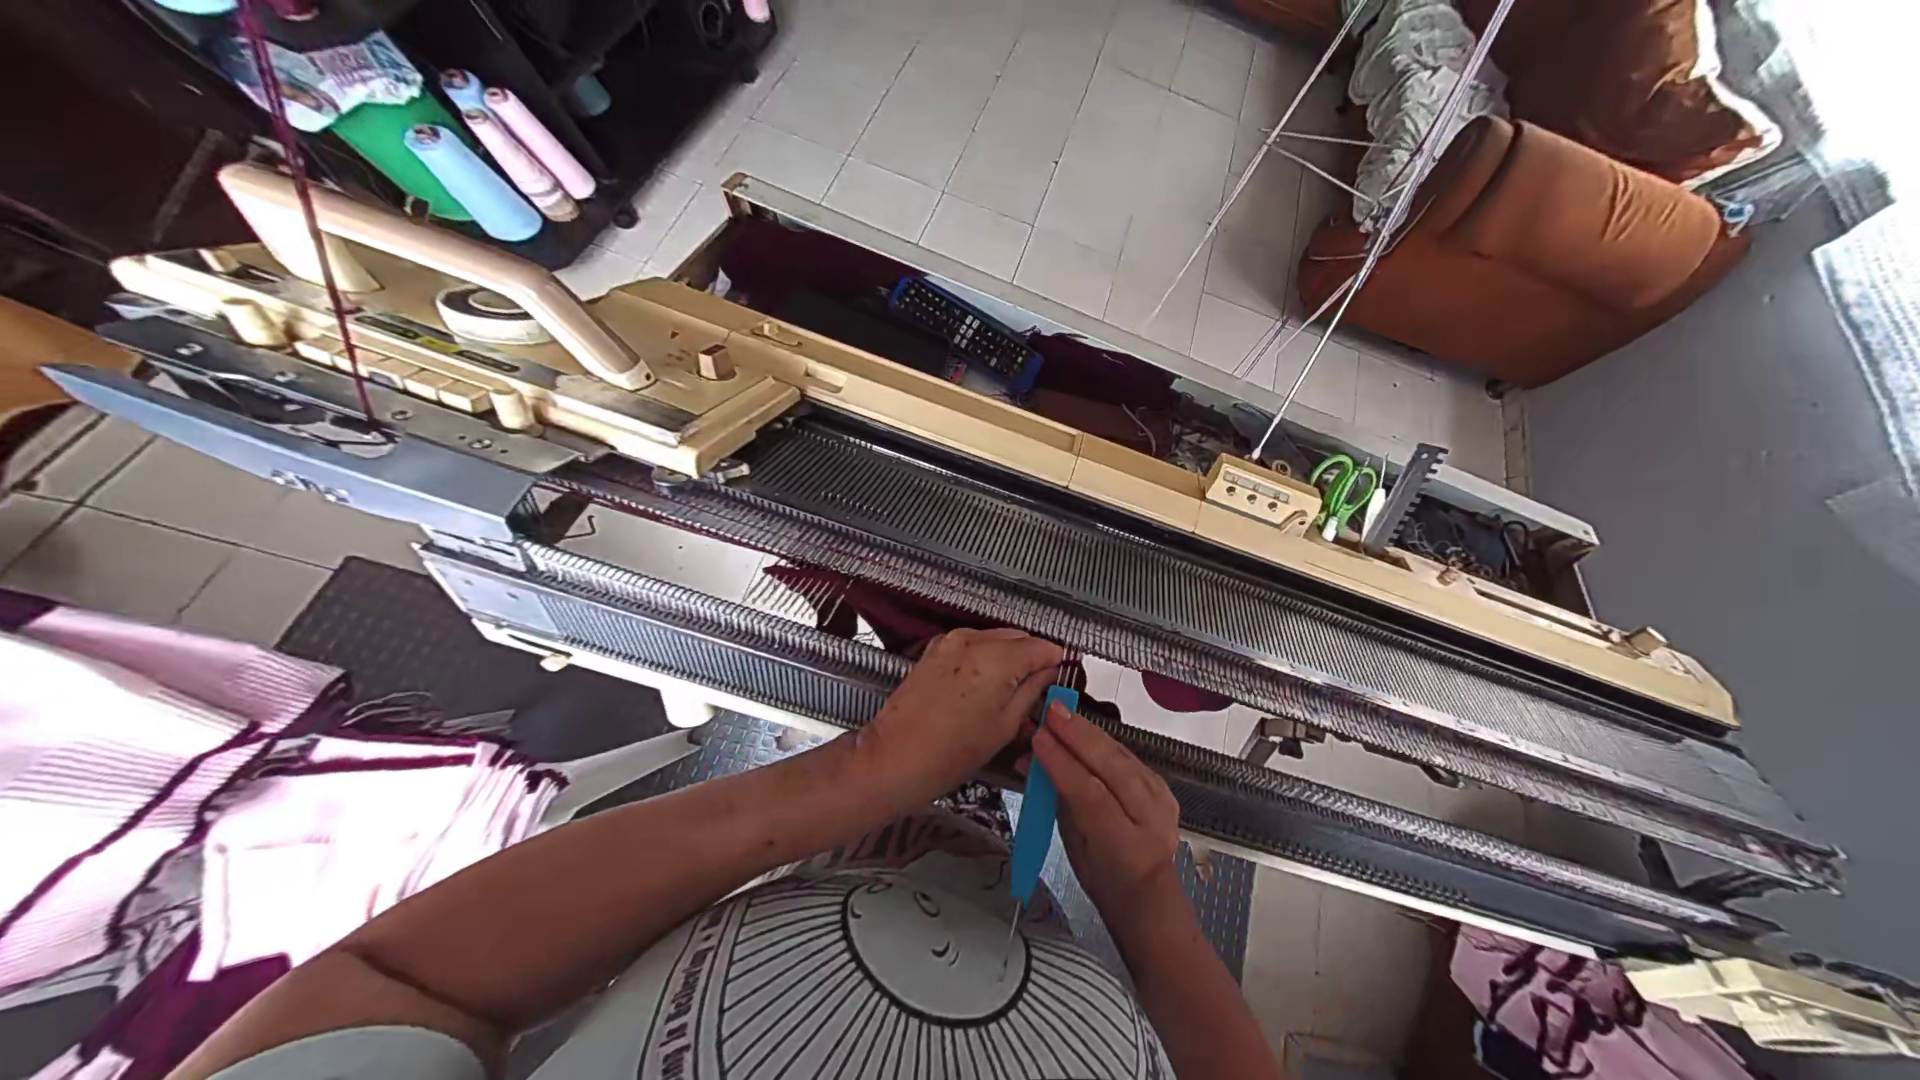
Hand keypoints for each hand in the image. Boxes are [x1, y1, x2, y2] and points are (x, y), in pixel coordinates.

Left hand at [858, 628, 1062, 807]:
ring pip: (995, 639)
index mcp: (996, 658)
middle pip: (1019, 637)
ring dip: (1008, 657)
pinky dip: (984, 658)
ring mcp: (950, 641)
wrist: (897, 756)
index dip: (1057, 662)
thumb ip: (1033, 690)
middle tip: (1039, 688)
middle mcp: (972, 640)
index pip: (1043, 646)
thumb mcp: (1006, 724)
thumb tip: (1050, 673)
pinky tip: (983, 687)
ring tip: (1008, 692)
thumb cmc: (949, 750)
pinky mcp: (935, 649)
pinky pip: (972, 644)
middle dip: (1032, 658)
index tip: (1061, 676)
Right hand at [1031, 704, 1181, 921]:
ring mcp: (1161, 801)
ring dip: (1089, 731)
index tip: (1039, 737)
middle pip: (1112, 767)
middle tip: (1051, 712)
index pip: (1091, 794)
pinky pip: (1129, 757)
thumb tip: (1030, 759)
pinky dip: (1102, 740)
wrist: (1148, 893)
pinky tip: (1083, 727)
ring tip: (1062, 712)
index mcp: (1125, 846)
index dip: (1063, 763)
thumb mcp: (1073, 844)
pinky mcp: (1163, 787)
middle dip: (1078, 736)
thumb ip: (1058, 799)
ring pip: (1123, 756)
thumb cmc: (1101, 876)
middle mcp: (1150, 820)